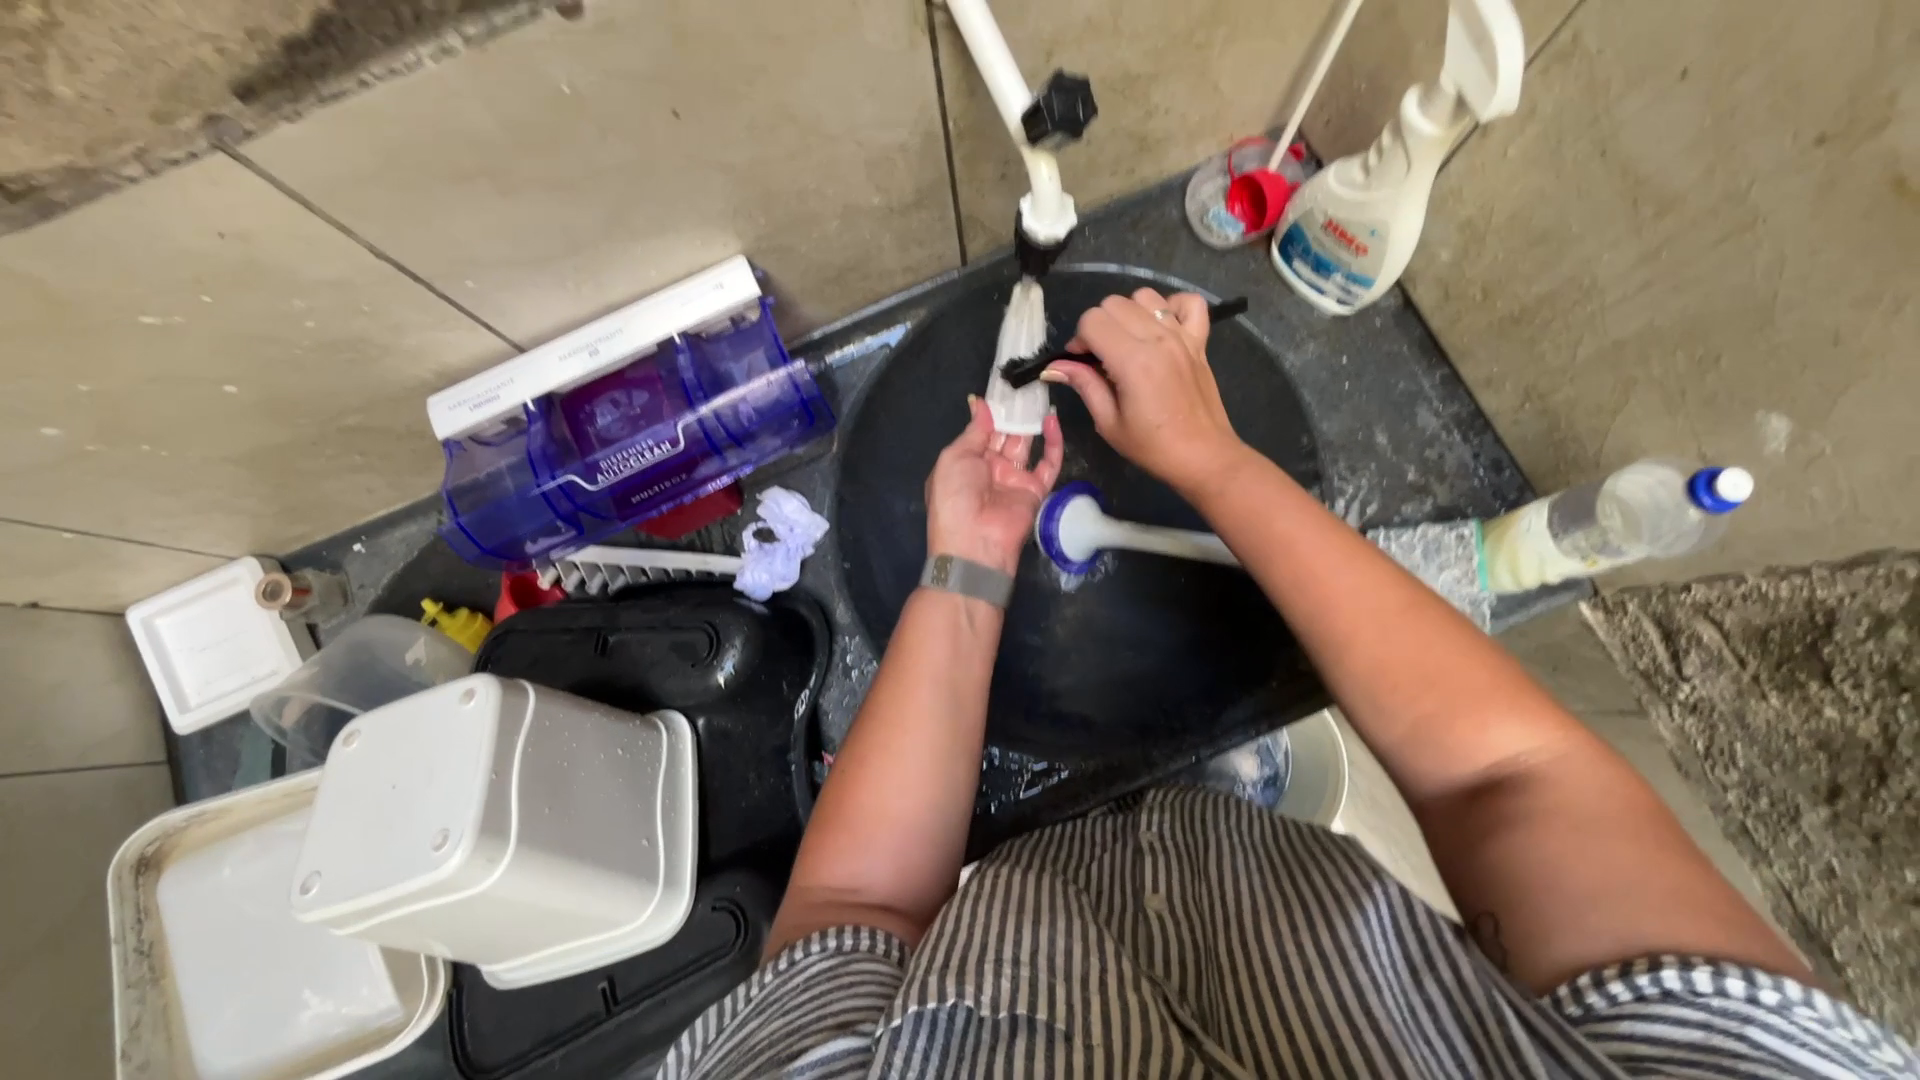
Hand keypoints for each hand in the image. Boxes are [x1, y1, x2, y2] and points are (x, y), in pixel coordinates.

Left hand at [925, 395, 1063, 575]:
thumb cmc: (954, 499)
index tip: (1003, 385)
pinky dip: (1054, 444)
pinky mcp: (1036, 491)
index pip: (982, 430)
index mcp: (966, 462)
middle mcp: (991, 468)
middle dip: (1014, 412)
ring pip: (1027, 445)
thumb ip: (972, 431)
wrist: (975, 545)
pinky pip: (1048, 464)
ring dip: (1033, 421)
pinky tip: (1053, 421)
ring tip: (1040, 394)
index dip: (992, 410)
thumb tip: (980, 404)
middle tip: (1025, 384)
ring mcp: (1014, 479)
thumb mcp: (953, 459)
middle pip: (1006, 435)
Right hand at [1041, 287, 1253, 497]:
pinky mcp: (1200, 340)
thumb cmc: (1152, 446)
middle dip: (1099, 326)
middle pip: (1114, 304)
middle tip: (1101, 358)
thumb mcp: (1108, 422)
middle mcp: (1158, 339)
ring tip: (1128, 343)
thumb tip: (1053, 368)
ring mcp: (1182, 336)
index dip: (1079, 340)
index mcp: (1133, 361)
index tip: (1082, 365)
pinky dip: (1171, 307)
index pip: (1092, 320)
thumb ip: (1084, 385)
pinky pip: (1189, 303)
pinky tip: (1161, 328)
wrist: (1203, 455)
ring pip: (1145, 297)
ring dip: (1129, 314)